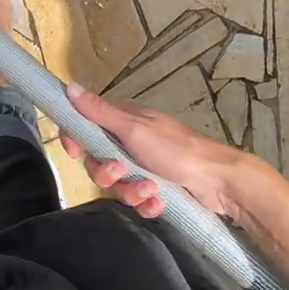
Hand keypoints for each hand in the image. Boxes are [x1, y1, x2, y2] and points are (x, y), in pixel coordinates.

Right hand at [59, 84, 255, 219]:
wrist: (219, 181)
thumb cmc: (175, 149)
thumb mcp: (134, 129)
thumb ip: (99, 112)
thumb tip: (69, 86)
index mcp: (125, 121)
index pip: (86, 125)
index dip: (76, 139)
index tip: (73, 153)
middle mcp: (132, 141)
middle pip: (98, 160)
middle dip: (107, 172)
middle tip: (121, 173)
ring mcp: (145, 165)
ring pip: (118, 184)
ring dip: (131, 190)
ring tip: (151, 190)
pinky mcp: (158, 188)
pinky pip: (138, 200)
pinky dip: (146, 203)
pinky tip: (159, 203)